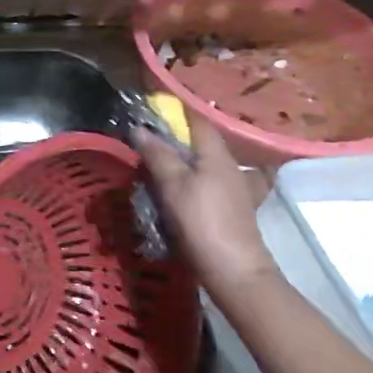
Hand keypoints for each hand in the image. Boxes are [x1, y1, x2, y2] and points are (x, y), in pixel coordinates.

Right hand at [132, 114, 279, 295]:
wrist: (233, 268)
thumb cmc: (202, 220)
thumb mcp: (172, 184)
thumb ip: (156, 154)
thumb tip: (139, 128)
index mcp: (217, 154)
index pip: (198, 120)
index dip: (176, 109)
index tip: (152, 103)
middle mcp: (230, 165)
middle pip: (201, 141)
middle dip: (176, 133)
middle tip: (147, 132)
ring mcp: (233, 187)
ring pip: (203, 161)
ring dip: (181, 156)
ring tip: (156, 158)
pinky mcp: (230, 206)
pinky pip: (205, 179)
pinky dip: (189, 175)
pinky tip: (178, 184)